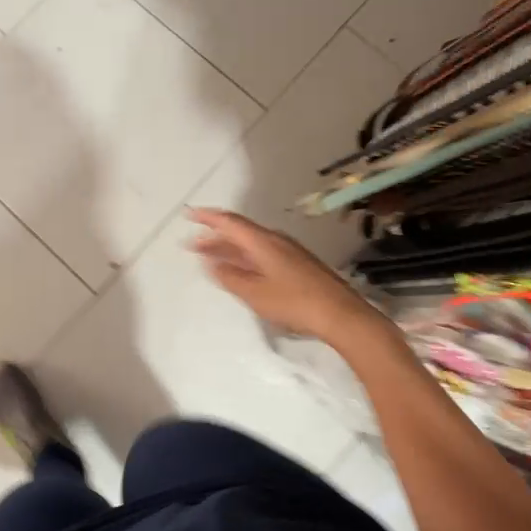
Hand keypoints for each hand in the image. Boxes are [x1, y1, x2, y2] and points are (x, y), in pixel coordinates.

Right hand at [187, 208, 387, 344]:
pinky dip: (244, 258)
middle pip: (240, 232)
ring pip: (251, 244)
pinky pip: (262, 254)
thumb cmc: (295, 302)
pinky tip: (239, 271)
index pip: (229, 222)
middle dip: (214, 237)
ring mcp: (288, 253)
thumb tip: (211, 263)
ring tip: (209, 257)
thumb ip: (230, 277)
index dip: (207, 217)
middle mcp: (275, 241)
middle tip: (193, 244)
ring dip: (229, 249)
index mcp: (263, 242)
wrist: (342, 316)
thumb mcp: (255, 293)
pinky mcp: (297, 265)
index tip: (188, 214)